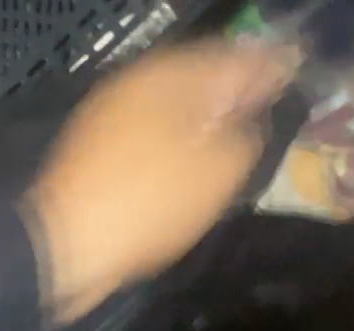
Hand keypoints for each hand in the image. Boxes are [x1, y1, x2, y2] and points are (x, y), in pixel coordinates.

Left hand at [19, 42, 296, 322]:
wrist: (60, 252)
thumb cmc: (145, 206)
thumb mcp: (219, 170)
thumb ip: (247, 134)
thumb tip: (250, 119)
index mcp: (169, 74)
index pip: (237, 55)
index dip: (270, 69)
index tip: (293, 81)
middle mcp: (132, 88)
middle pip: (197, 84)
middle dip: (228, 99)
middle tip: (259, 117)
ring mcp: (104, 124)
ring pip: (166, 117)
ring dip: (195, 129)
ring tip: (224, 153)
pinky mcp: (87, 163)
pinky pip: (140, 149)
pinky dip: (163, 156)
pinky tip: (178, 180)